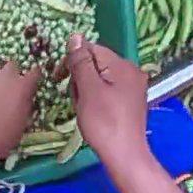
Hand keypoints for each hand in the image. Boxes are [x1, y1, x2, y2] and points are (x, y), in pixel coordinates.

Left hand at [0, 62, 40, 163]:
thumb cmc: (5, 134)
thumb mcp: (24, 122)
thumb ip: (26, 105)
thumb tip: (25, 99)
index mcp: (23, 86)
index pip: (35, 73)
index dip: (34, 77)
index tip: (32, 82)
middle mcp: (7, 76)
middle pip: (12, 65)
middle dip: (11, 73)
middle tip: (8, 85)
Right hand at [65, 34, 150, 174]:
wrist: (124, 154)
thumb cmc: (104, 122)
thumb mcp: (88, 90)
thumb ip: (81, 62)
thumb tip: (75, 37)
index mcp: (122, 65)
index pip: (91, 49)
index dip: (72, 61)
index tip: (59, 79)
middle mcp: (131, 71)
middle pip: (96, 63)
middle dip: (80, 78)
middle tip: (76, 99)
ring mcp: (133, 87)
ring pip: (100, 78)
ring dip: (85, 89)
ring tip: (84, 108)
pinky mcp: (130, 101)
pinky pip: (108, 90)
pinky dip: (95, 98)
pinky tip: (93, 112)